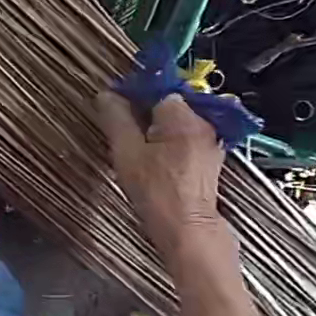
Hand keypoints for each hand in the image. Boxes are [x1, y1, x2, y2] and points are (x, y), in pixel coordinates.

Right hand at [96, 92, 227, 253]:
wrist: (186, 228)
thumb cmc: (156, 192)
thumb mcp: (126, 152)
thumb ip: (116, 119)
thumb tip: (106, 94)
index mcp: (183, 116)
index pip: (156, 87)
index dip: (132, 93)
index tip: (114, 106)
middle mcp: (203, 122)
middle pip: (167, 102)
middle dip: (143, 111)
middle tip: (123, 132)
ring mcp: (209, 139)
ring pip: (175, 120)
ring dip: (154, 127)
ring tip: (136, 147)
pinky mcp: (208, 155)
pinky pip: (184, 135)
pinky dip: (167, 140)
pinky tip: (152, 158)